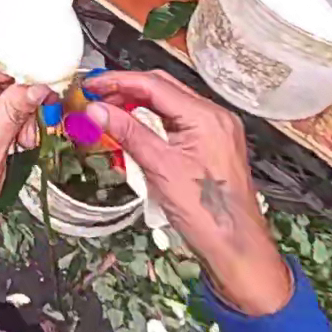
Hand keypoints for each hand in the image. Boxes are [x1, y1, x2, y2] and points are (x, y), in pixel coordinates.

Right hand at [87, 71, 293, 315]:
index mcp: (206, 116)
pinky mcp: (213, 142)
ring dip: (139, 105)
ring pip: (170, 103)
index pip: (154, 84)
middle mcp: (214, 115)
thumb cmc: (208, 215)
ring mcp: (216, 128)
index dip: (118, 81)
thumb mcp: (160, 168)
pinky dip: (154, 120)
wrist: (238, 249)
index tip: (93, 85)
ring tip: (109, 113)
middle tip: (96, 98)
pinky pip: (179, 120)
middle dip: (127, 90)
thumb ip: (128, 133)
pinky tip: (135, 128)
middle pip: (162, 88)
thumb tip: (98, 110)